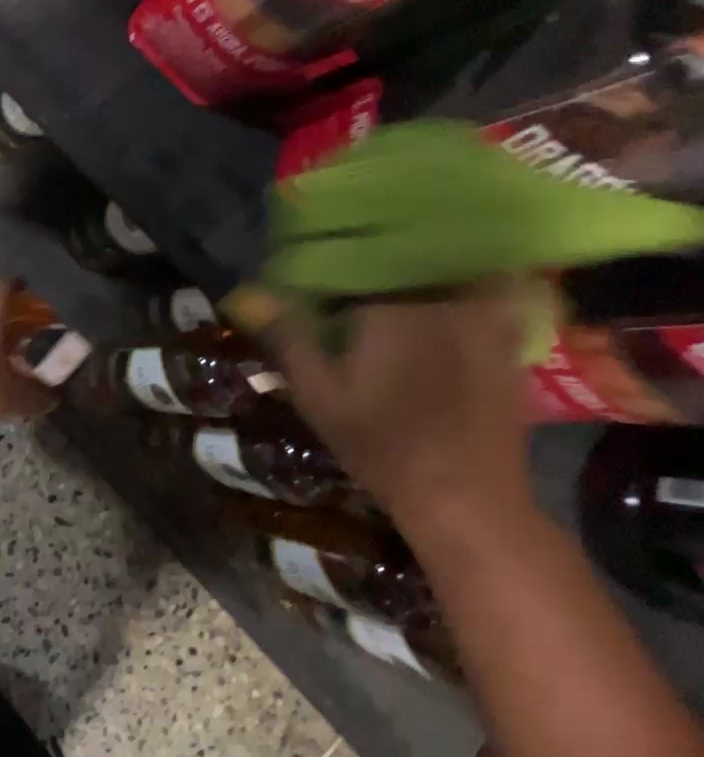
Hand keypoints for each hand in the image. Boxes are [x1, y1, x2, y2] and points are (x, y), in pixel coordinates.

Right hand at [262, 283, 534, 525]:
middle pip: (405, 261)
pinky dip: (466, 290)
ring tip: (392, 283)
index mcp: (390, 308)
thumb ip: (286, 336)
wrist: (465, 495)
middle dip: (376, 260)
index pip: (355, 260)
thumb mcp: (314, 393)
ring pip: (447, 275)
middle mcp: (441, 303)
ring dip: (422, 271)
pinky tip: (441, 308)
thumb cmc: (379, 443)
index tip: (311, 270)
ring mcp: (484, 322)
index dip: (331, 260)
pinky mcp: (508, 345)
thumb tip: (248, 294)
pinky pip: (488, 297)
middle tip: (349, 273)